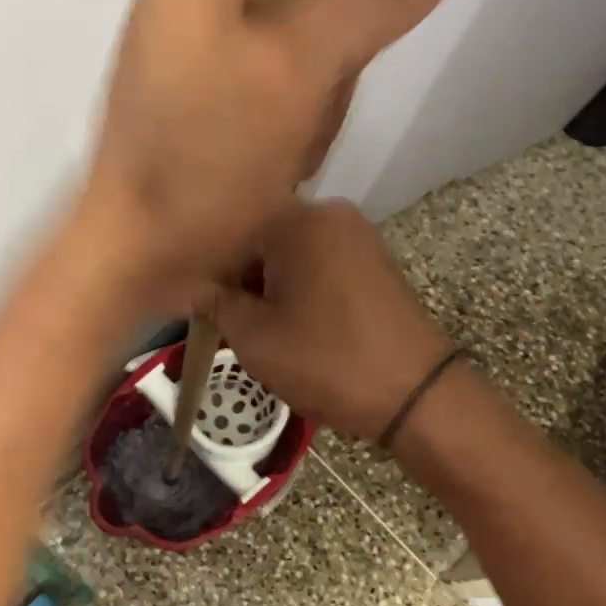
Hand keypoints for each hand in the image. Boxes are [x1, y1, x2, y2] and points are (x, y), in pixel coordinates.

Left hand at [81, 0, 461, 296]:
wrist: (135, 256)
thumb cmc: (204, 160)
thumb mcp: (299, 69)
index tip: (350, 38)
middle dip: (334, 50)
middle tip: (310, 103)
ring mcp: (201, 44)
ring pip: (306, 39)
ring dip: (317, 98)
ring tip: (290, 145)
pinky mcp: (208, 95)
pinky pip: (281, 84)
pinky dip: (293, 122)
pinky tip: (280, 159)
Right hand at [218, 200, 455, 440]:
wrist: (413, 392)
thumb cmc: (325, 361)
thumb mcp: (255, 338)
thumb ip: (215, 304)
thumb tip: (192, 287)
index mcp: (295, 221)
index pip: (229, 235)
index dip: (208, 275)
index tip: (202, 312)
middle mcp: (329, 213)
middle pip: (262, 241)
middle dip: (241, 281)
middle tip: (230, 327)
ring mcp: (358, 236)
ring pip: (291, 256)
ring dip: (270, 289)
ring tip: (265, 332)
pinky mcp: (375, 262)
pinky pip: (320, 267)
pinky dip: (301, 291)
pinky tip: (297, 327)